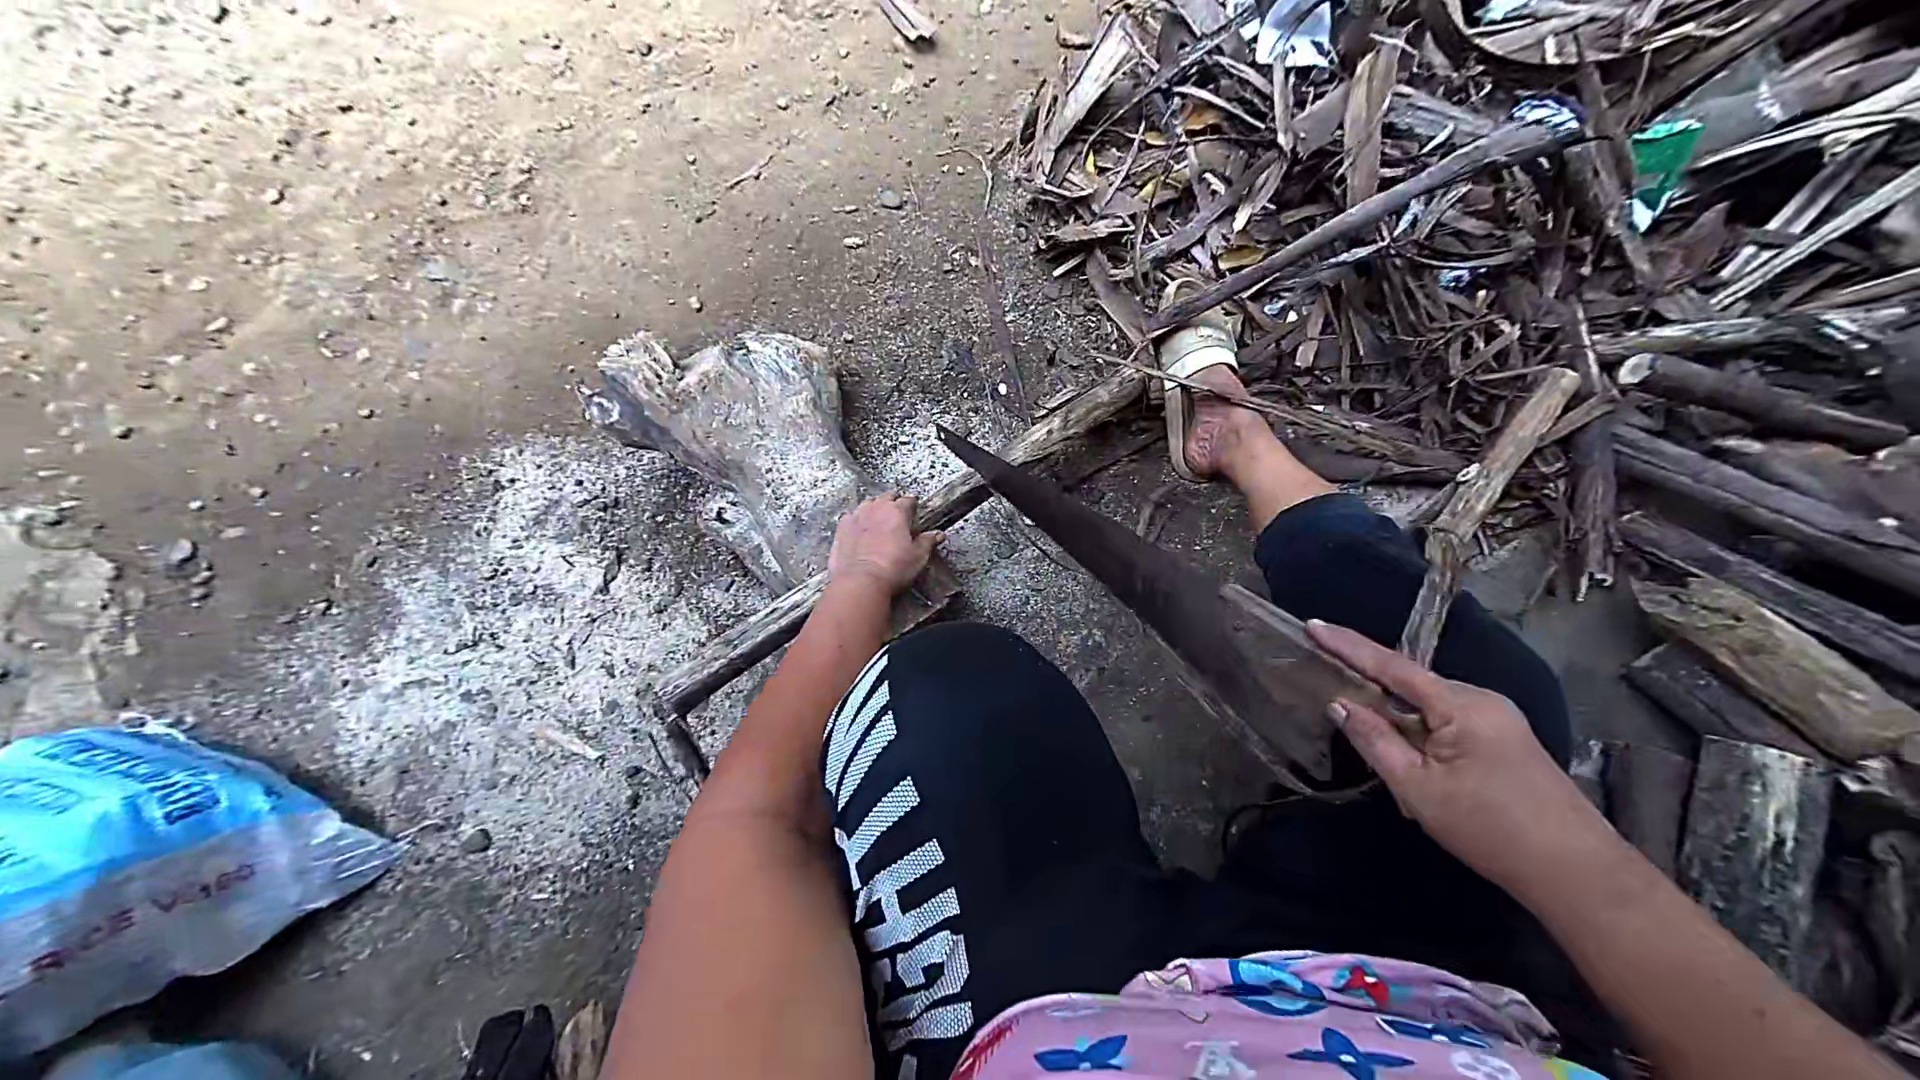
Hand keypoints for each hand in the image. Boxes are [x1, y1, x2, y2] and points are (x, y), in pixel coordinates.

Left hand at [826, 495, 942, 594]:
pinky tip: (858, 528)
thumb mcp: (918, 556)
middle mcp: (876, 509)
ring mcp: (856, 517)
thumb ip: (927, 542)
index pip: (908, 501)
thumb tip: (937, 535)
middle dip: (893, 502)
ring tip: (878, 518)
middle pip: (886, 497)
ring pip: (867, 504)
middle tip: (897, 512)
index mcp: (897, 512)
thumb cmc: (892, 568)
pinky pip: (850, 517)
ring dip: (874, 508)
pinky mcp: (841, 529)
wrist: (861, 581)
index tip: (914, 508)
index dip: (912, 504)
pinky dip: (856, 520)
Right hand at [1306, 619, 1612, 894]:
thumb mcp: (1417, 788)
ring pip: (1425, 705)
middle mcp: (1481, 699)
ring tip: (1374, 748)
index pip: (1391, 665)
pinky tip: (1409, 760)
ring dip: (1395, 719)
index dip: (1347, 645)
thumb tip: (1338, 703)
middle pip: (1408, 683)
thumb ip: (1374, 740)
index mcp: (1461, 705)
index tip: (1312, 624)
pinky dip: (1416, 731)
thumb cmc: (1491, 830)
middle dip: (1370, 689)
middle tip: (1329, 696)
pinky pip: (1443, 720)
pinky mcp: (1502, 738)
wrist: (1580, 876)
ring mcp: (1496, 718)